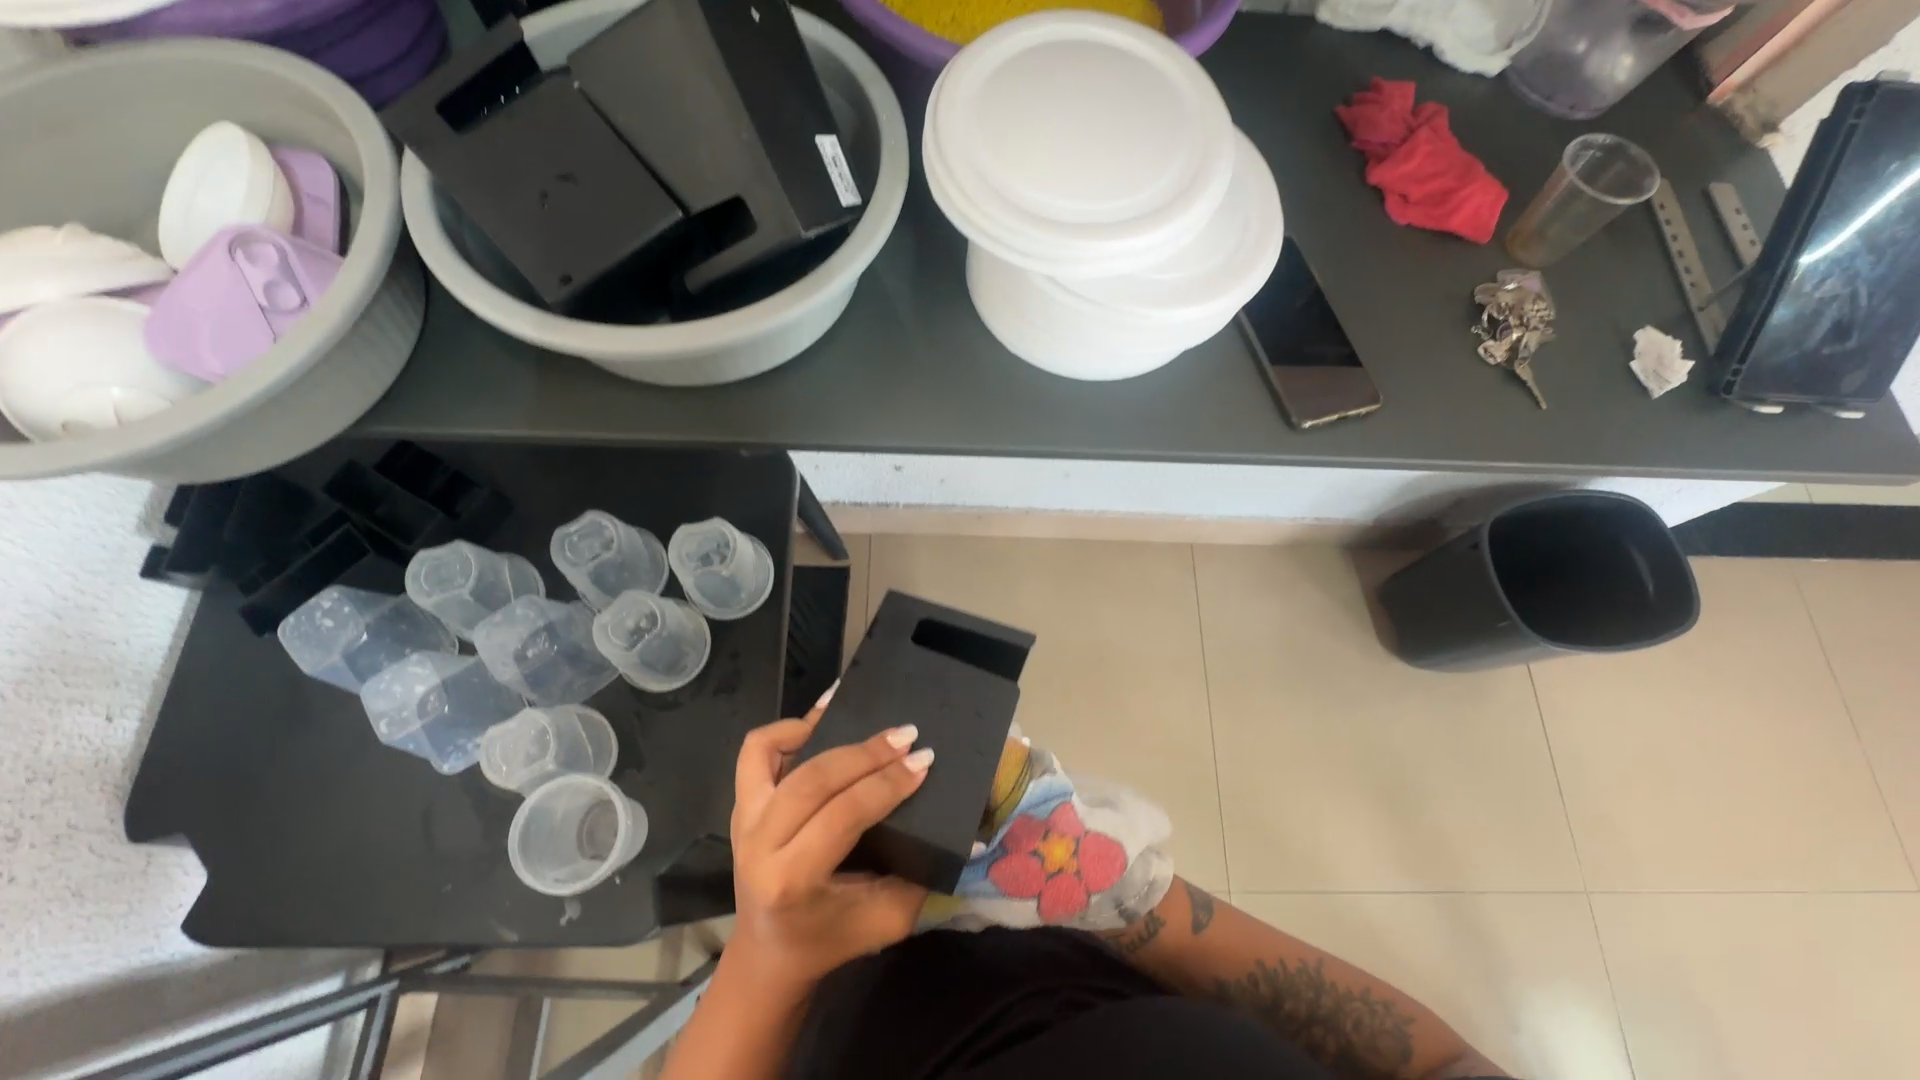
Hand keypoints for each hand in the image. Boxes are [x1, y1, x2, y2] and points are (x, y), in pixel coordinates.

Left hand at [727, 693, 933, 989]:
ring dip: (827, 733)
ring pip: (776, 756)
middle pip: (814, 780)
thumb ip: (922, 878)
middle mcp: (760, 845)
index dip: (887, 784)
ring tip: (866, 720)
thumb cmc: (832, 940)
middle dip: (867, 753)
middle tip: (908, 737)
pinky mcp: (739, 806)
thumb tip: (966, 834)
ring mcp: (743, 822)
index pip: (844, 815)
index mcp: (794, 881)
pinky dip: (784, 730)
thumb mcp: (887, 921)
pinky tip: (818, 722)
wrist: (770, 955)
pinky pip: (754, 752)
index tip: (924, 761)